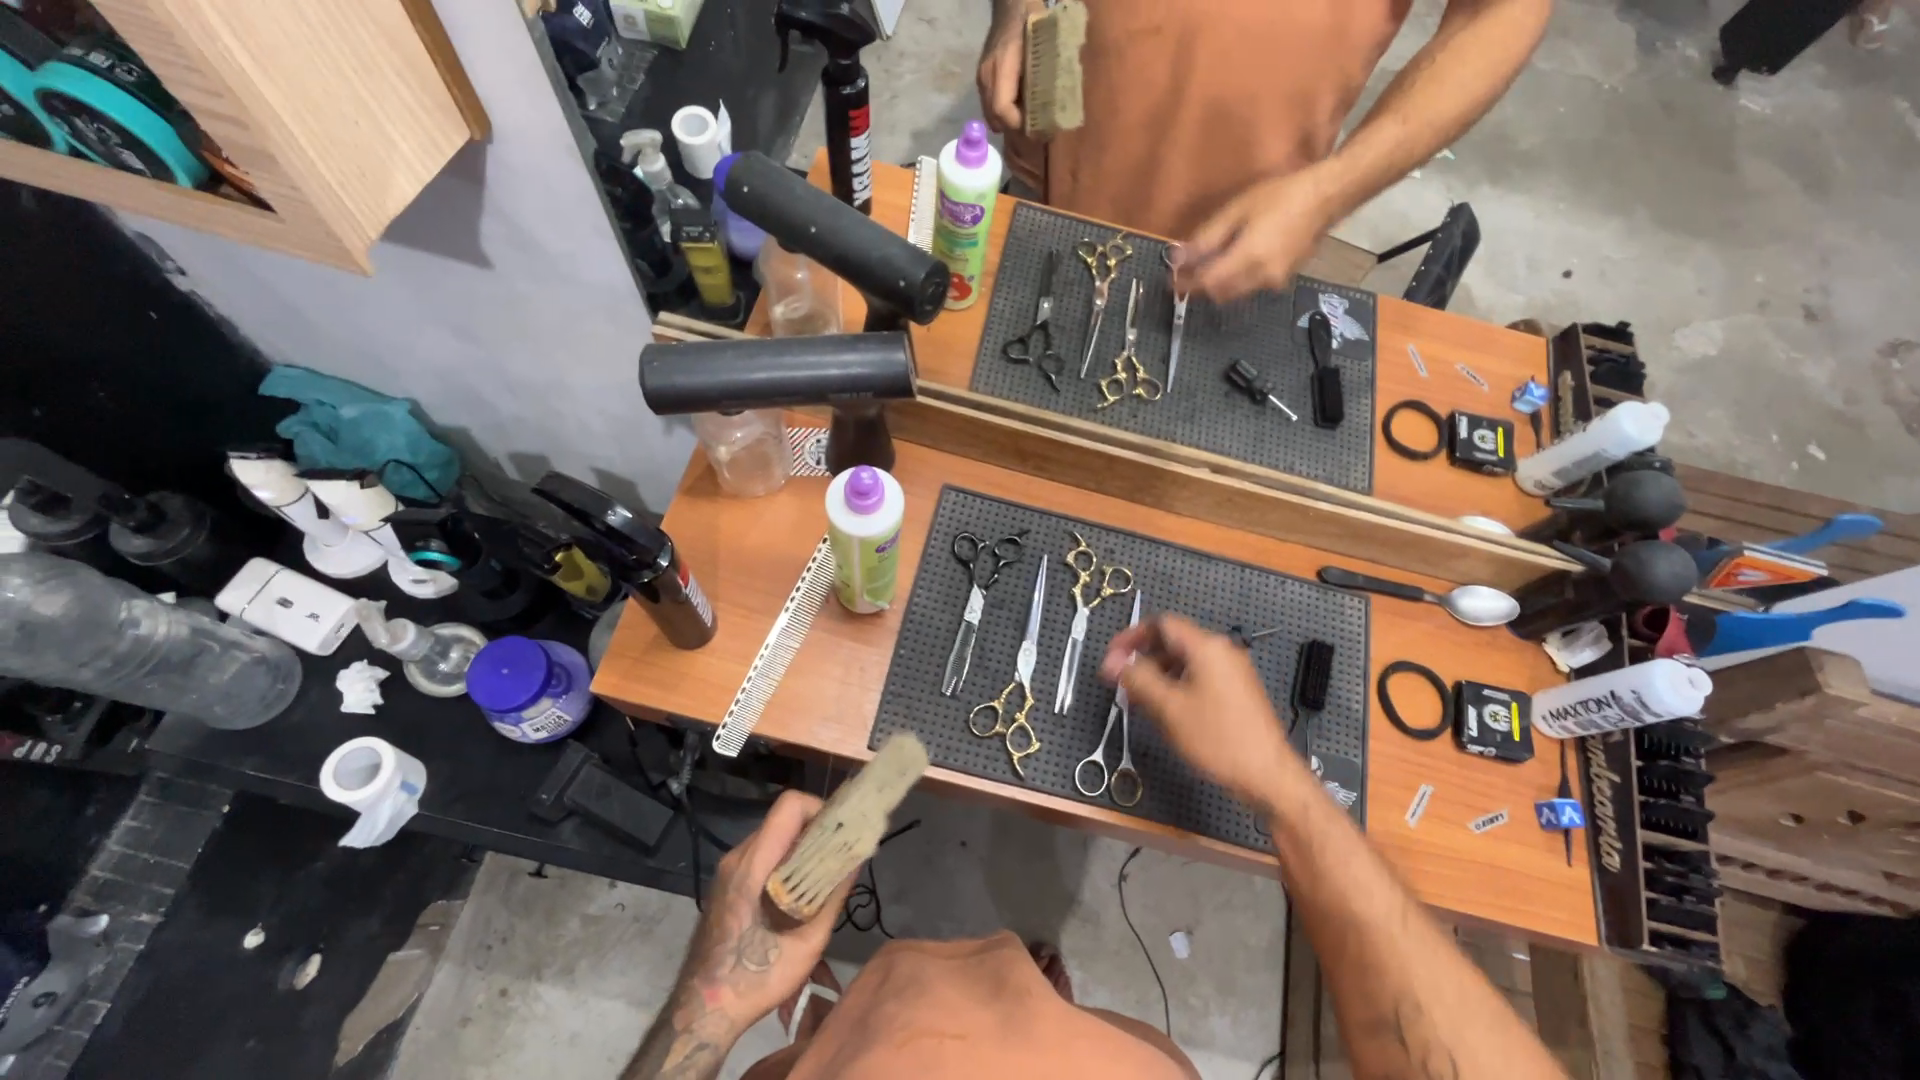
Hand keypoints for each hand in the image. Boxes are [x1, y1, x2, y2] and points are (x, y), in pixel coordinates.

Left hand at [672, 791, 854, 1041]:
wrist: (701, 1010)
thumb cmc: (756, 980)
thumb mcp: (807, 944)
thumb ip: (833, 898)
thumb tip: (855, 863)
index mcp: (753, 865)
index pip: (789, 806)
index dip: (820, 809)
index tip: (840, 834)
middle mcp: (737, 857)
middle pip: (782, 820)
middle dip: (816, 831)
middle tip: (839, 857)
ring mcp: (728, 870)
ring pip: (772, 837)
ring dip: (800, 848)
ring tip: (822, 878)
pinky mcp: (726, 884)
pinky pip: (761, 856)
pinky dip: (784, 862)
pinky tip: (798, 894)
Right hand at [977, 2, 1035, 133]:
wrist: (1013, 7)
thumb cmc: (1033, 27)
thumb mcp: (1042, 53)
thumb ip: (1041, 83)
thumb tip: (1047, 114)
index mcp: (1001, 68)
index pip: (1003, 109)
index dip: (1019, 124)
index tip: (1035, 129)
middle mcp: (986, 76)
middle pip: (995, 117)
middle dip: (1014, 128)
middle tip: (1033, 130)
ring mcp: (982, 78)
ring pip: (990, 115)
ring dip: (1008, 122)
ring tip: (1026, 122)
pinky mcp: (982, 78)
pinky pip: (990, 105)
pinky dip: (1003, 113)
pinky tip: (1017, 109)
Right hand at [1100, 615, 1315, 812]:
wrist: (1267, 774)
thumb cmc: (1217, 738)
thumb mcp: (1169, 707)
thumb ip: (1137, 678)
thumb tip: (1112, 661)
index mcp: (1206, 647)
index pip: (1161, 624)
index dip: (1131, 637)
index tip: (1112, 659)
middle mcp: (1221, 652)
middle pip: (1172, 642)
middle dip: (1142, 660)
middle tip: (1120, 684)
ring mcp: (1231, 672)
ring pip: (1184, 663)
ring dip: (1156, 676)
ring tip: (1137, 702)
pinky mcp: (1235, 692)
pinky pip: (1197, 678)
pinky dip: (1175, 687)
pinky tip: (1164, 712)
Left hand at [1174, 166, 1340, 304]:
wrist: (1325, 197)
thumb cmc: (1279, 196)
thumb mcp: (1236, 211)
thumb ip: (1206, 239)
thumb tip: (1178, 258)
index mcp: (1249, 260)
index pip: (1208, 285)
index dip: (1187, 286)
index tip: (1170, 282)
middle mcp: (1261, 278)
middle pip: (1220, 295)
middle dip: (1200, 288)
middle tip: (1185, 274)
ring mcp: (1275, 282)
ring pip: (1235, 294)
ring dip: (1218, 286)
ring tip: (1204, 267)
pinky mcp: (1283, 280)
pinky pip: (1251, 287)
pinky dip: (1235, 281)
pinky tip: (1230, 263)